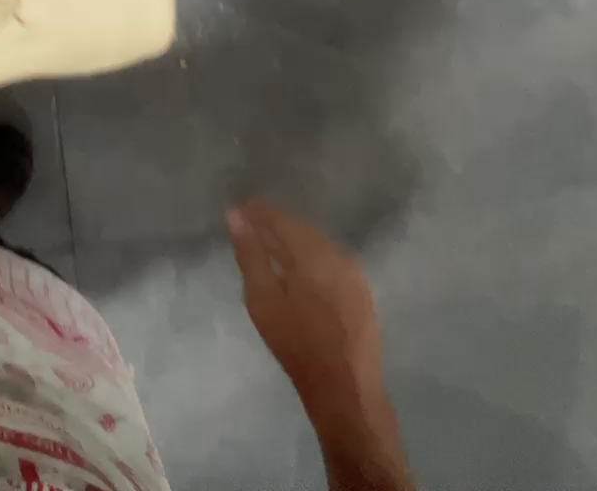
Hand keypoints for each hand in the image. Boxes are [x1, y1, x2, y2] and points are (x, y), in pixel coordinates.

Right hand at [228, 199, 382, 414]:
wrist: (345, 388)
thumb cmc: (295, 343)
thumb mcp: (262, 299)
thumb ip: (249, 254)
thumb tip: (235, 215)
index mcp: (312, 254)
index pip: (281, 219)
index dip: (258, 211)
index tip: (238, 208)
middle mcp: (337, 255)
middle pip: (301, 227)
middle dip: (275, 221)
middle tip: (249, 222)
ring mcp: (354, 272)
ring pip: (317, 241)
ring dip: (293, 236)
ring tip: (269, 241)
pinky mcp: (361, 289)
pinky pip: (331, 257)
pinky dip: (310, 252)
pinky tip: (297, 264)